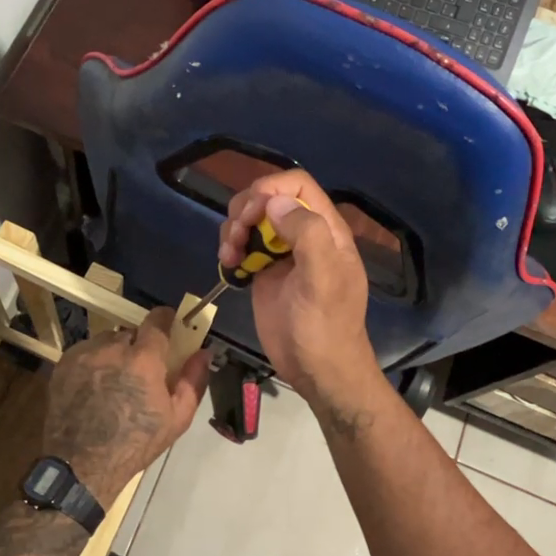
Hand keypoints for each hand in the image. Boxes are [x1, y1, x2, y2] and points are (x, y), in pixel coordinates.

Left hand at [44, 308, 212, 502]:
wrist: (82, 464)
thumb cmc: (136, 444)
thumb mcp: (176, 418)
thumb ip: (193, 380)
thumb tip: (204, 352)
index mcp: (143, 359)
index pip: (157, 320)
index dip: (166, 319)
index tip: (171, 323)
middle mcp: (112, 348)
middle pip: (131, 332)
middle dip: (139, 346)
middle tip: (141, 370)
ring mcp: (85, 354)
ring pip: (107, 341)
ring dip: (115, 352)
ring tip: (115, 380)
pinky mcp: (64, 364)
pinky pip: (86, 352)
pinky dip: (94, 362)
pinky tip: (95, 387)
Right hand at [220, 170, 380, 401]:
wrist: (317, 371)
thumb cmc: (324, 326)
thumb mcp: (323, 278)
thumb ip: (307, 233)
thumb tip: (275, 202)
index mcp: (326, 230)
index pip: (298, 184)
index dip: (271, 188)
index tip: (253, 212)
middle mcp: (303, 235)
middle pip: (269, 197)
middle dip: (246, 209)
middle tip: (238, 236)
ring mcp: (281, 254)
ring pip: (251, 219)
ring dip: (233, 228)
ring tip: (230, 254)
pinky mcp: (263, 272)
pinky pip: (242, 245)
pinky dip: (229, 247)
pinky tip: (228, 265)